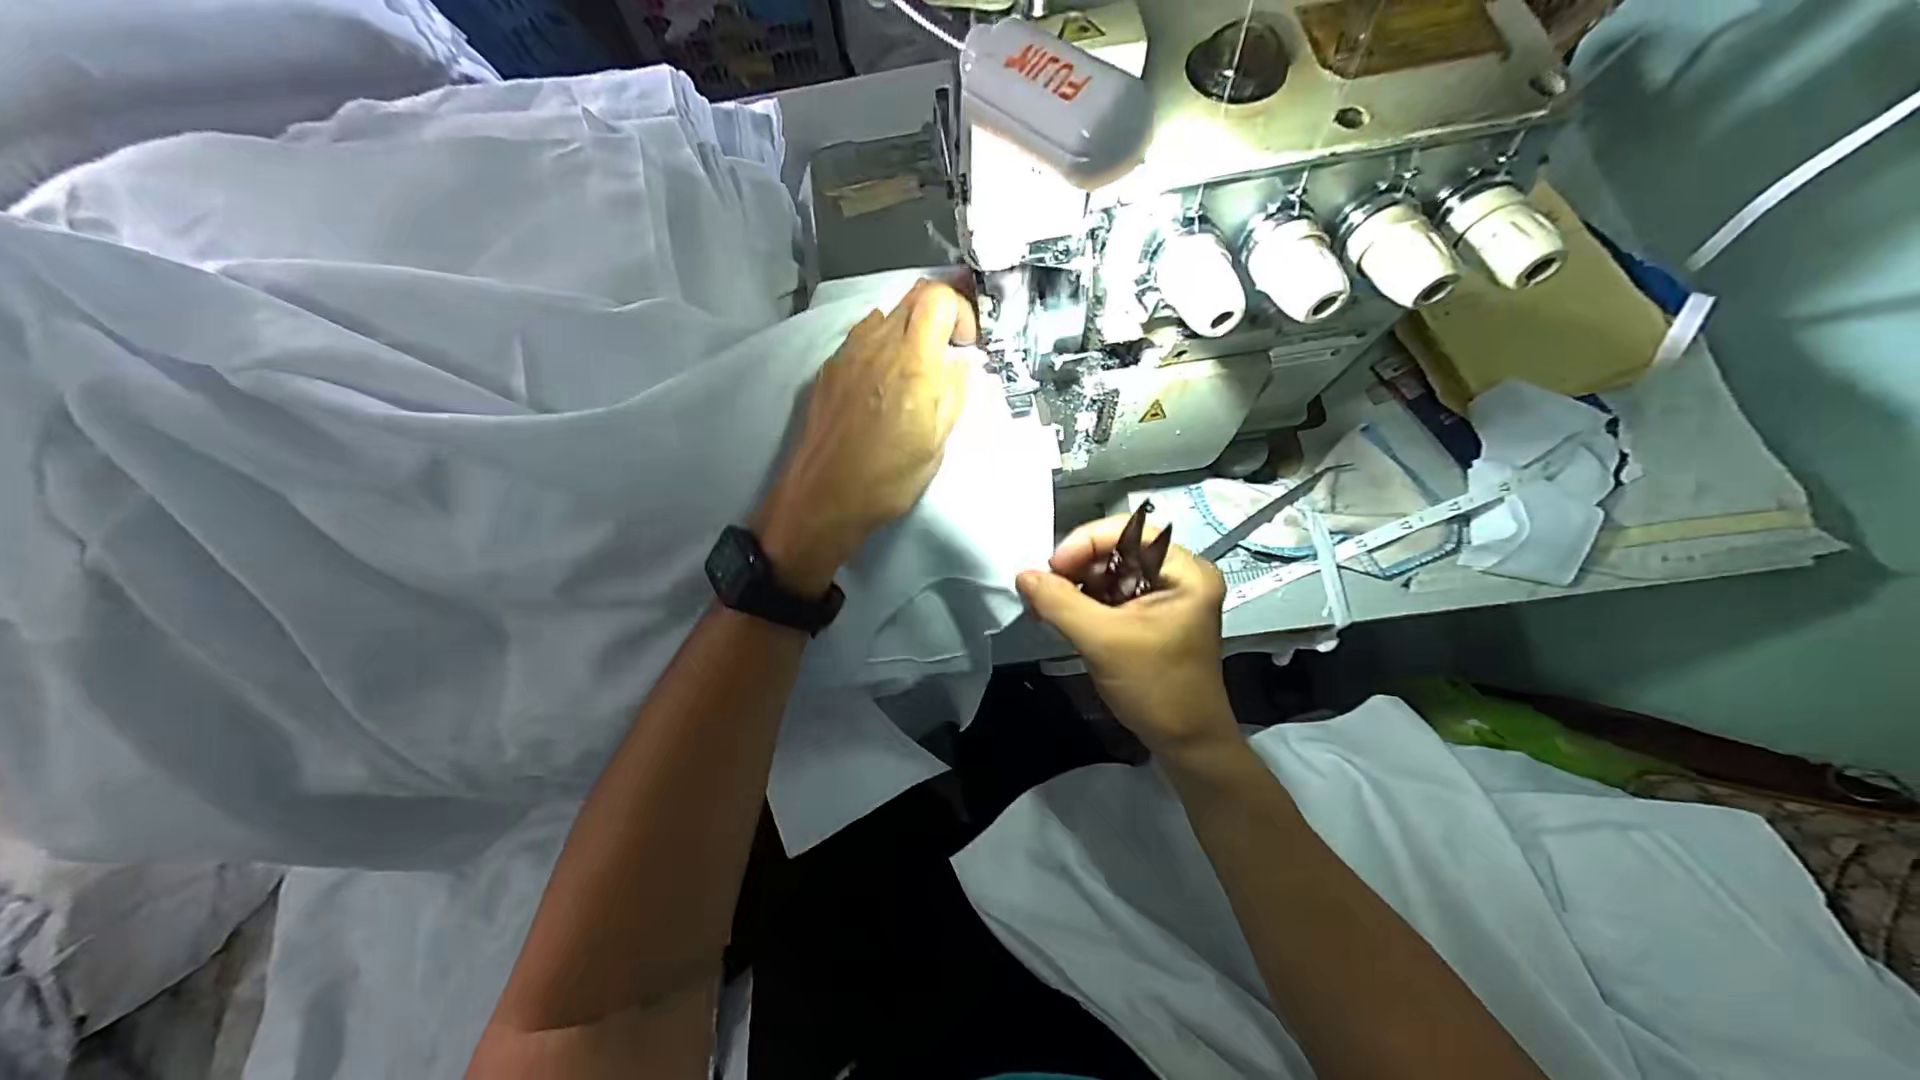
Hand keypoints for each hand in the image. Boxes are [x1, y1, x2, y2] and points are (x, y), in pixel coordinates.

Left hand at [760, 279, 978, 593]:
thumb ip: (953, 394)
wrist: (823, 498)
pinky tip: (882, 380)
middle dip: (938, 315)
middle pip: (912, 296)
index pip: (938, 297)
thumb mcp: (936, 444)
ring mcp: (848, 354)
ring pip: (886, 314)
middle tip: (946, 350)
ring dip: (908, 329)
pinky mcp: (829, 368)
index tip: (963, 345)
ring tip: (913, 369)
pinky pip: (862, 336)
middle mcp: (878, 346)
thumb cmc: (888, 479)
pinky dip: (881, 344)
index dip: (959, 312)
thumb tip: (959, 364)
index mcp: (912, 364)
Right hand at [1016, 516, 1237, 756]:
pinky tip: (1059, 616)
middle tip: (1042, 591)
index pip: (1128, 531)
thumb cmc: (1156, 687)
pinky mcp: (1149, 617)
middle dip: (1076, 567)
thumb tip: (1023, 575)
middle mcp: (1178, 575)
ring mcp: (1163, 597)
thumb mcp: (1103, 641)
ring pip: (1108, 573)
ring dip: (1074, 586)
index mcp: (1184, 571)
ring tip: (1044, 607)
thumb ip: (1059, 602)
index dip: (1085, 543)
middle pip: (1116, 550)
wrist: (1187, 743)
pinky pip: (1110, 596)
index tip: (1052, 569)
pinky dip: (1083, 603)